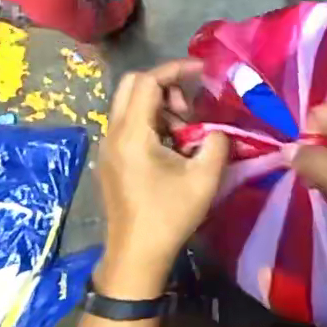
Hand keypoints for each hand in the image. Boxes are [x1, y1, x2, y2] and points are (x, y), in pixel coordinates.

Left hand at [93, 60, 229, 299]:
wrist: (135, 257)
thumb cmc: (168, 216)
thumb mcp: (204, 178)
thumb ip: (217, 142)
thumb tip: (219, 129)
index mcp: (131, 133)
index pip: (147, 81)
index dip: (176, 69)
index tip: (202, 72)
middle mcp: (113, 133)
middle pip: (132, 85)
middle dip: (164, 85)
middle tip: (189, 105)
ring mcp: (107, 147)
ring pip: (130, 104)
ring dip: (159, 106)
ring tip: (186, 132)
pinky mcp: (110, 159)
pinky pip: (128, 124)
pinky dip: (151, 122)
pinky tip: (172, 147)